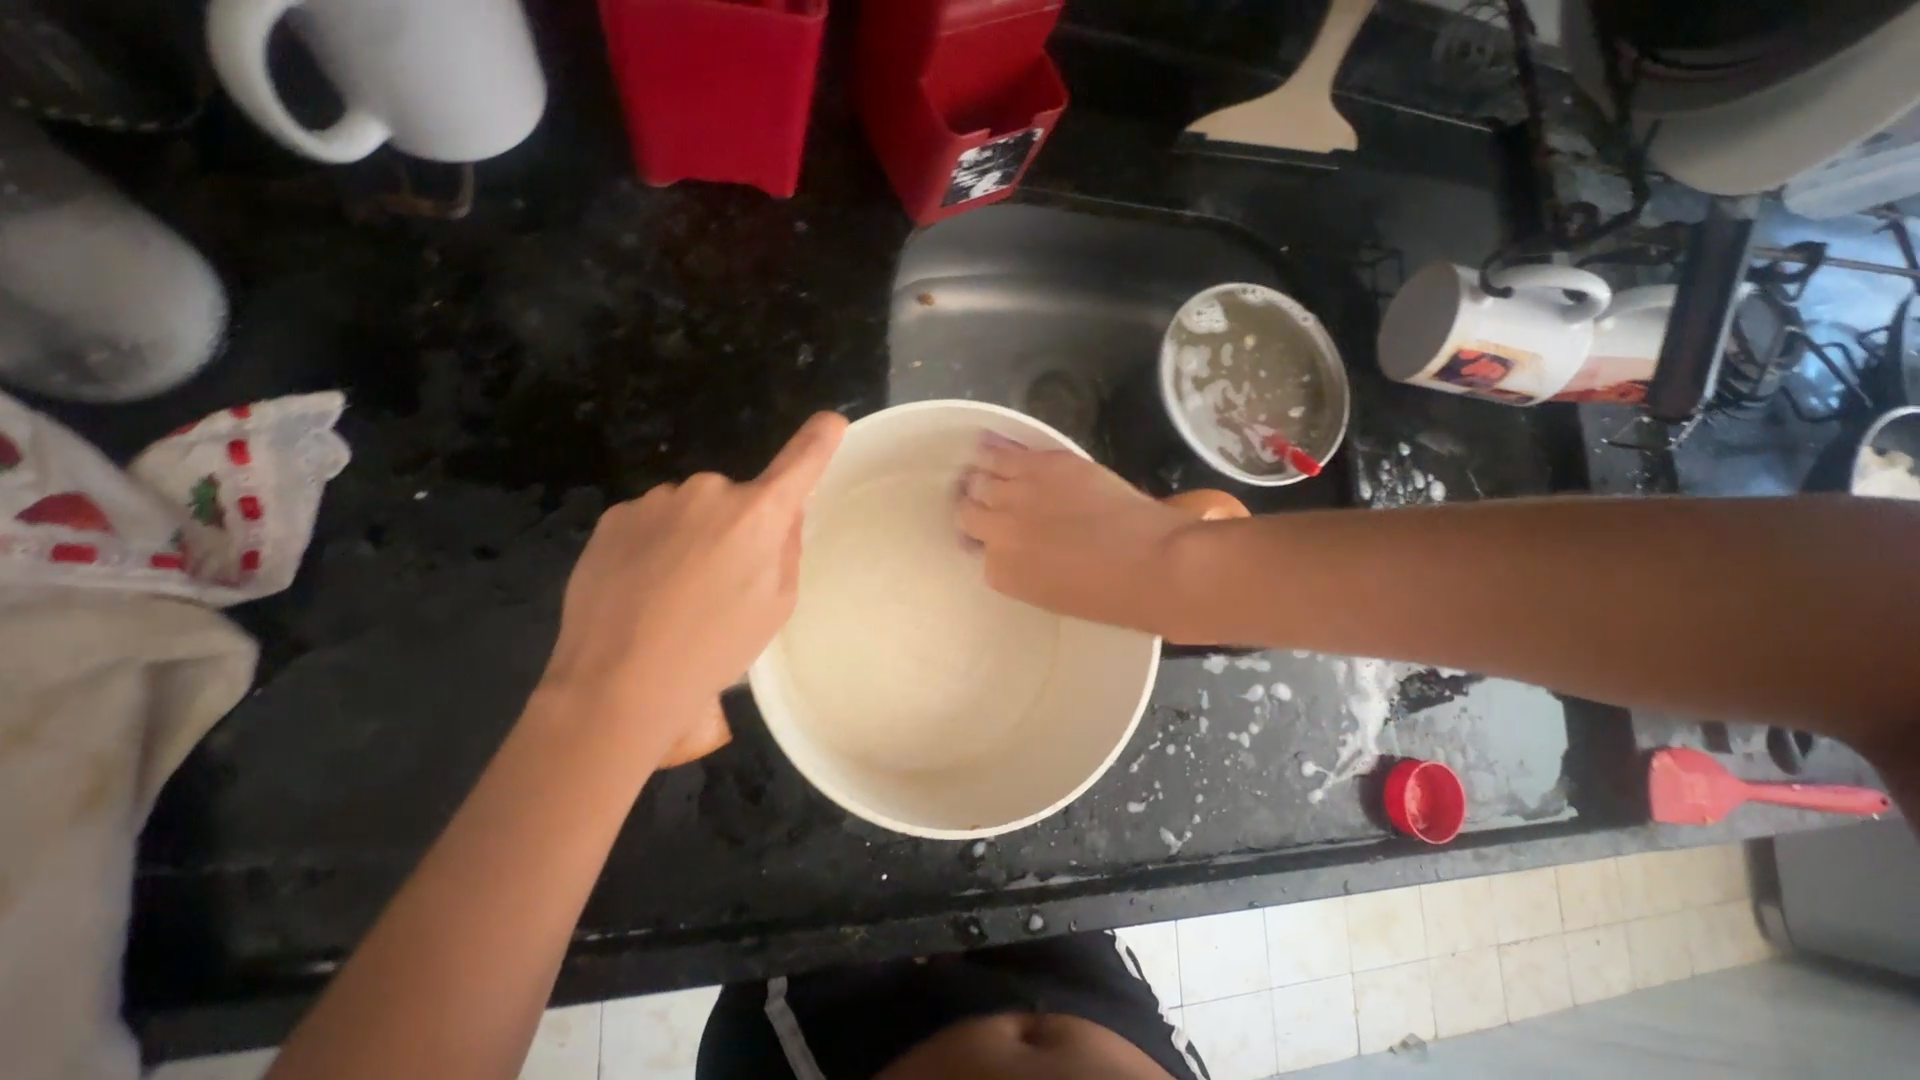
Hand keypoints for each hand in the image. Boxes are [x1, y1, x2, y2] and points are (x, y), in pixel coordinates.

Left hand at [537, 412, 847, 761]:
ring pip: (688, 510)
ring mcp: (655, 500)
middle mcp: (708, 491)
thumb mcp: (775, 608)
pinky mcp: (614, 516)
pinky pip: (649, 522)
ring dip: (689, 537)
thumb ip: (785, 549)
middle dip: (735, 528)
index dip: (819, 440)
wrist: (619, 679)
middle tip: (721, 584)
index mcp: (758, 514)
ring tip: (672, 595)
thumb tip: (783, 514)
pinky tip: (640, 589)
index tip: (831, 421)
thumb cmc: (714, 649)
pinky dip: (651, 546)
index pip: (801, 461)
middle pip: (736, 500)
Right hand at [957, 437, 1198, 636]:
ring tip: (988, 474)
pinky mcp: (1044, 463)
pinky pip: (1005, 452)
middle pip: (969, 510)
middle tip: (989, 504)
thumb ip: (1024, 571)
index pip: (978, 551)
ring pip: (980, 477)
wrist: (1152, 562)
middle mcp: (998, 529)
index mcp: (1001, 571)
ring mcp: (1019, 492)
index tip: (1000, 539)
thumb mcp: (1053, 596)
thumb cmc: (1112, 595)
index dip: (988, 542)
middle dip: (977, 507)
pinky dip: (994, 449)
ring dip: (982, 477)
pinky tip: (987, 444)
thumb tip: (1022, 550)